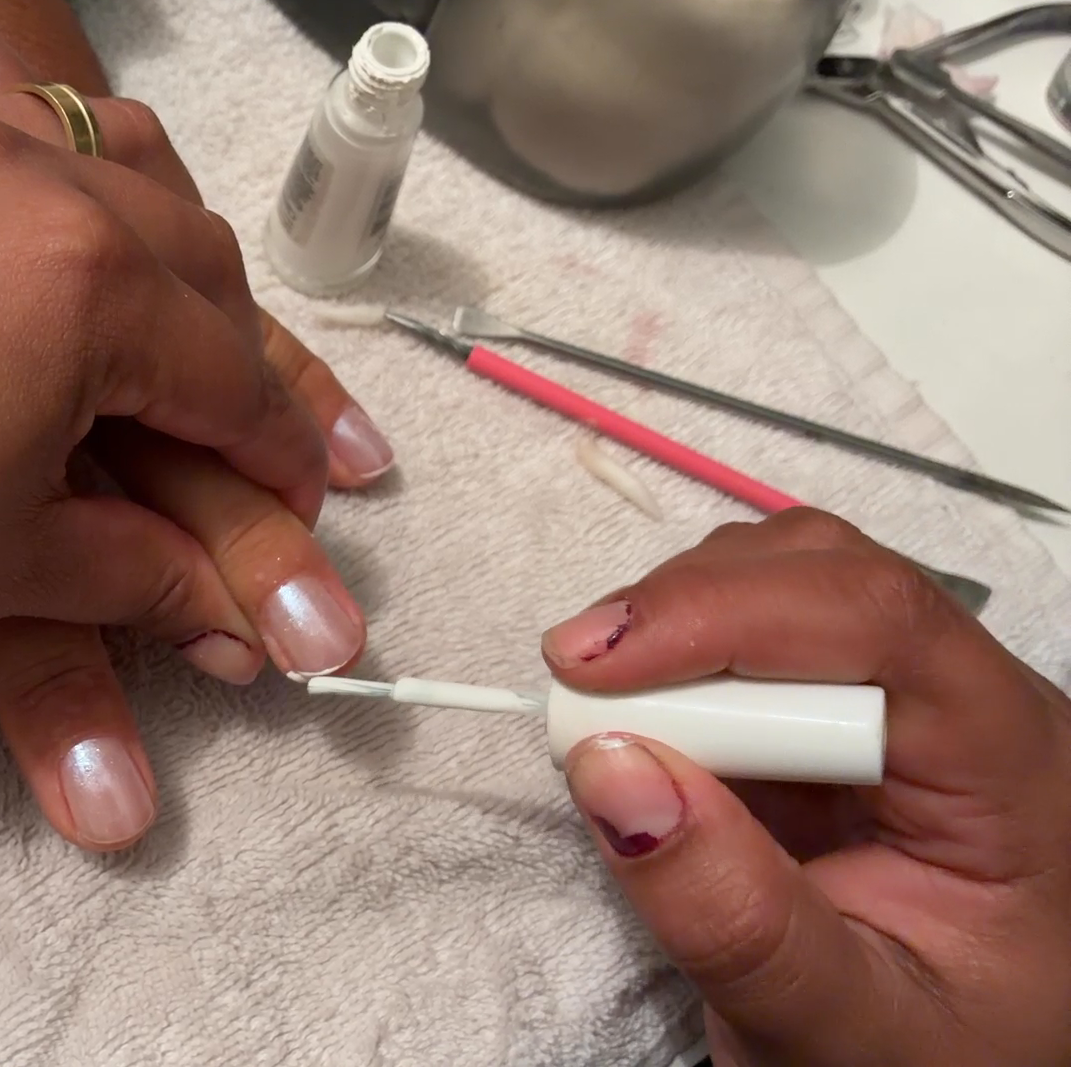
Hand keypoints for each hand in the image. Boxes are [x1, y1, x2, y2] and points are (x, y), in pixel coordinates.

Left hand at [0, 14, 335, 1060]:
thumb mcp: (4, 568)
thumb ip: (140, 576)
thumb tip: (229, 616)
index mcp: (83, 285)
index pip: (230, 378)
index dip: (280, 452)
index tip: (308, 499)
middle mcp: (27, 176)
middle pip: (194, 261)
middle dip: (243, 357)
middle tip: (261, 434)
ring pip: (110, 160)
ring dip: (162, 243)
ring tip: (181, 315)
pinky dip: (25, 130)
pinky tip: (31, 167)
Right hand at [543, 510, 1070, 1065]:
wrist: (903, 1052)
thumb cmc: (901, 1051)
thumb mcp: (830, 1023)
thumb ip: (731, 913)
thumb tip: (609, 764)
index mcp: (1009, 773)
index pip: (876, 619)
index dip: (715, 616)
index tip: (584, 669)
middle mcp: (954, 701)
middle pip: (813, 569)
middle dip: (675, 613)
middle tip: (577, 684)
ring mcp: (877, 689)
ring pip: (763, 573)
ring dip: (657, 624)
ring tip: (602, 707)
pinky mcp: (805, 696)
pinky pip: (723, 615)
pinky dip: (652, 642)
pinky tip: (628, 704)